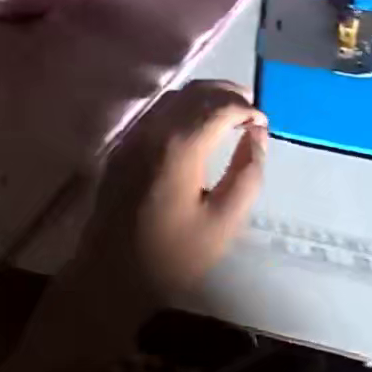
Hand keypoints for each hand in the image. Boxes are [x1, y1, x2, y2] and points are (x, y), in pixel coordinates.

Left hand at [64, 80, 267, 315]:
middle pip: (196, 92)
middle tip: (251, 105)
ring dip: (205, 95)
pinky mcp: (122, 146)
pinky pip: (157, 110)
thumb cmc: (172, 256)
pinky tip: (195, 123)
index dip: (246, 109)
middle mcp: (154, 130)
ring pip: (174, 96)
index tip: (263, 124)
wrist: (108, 279)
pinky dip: (183, 104)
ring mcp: (133, 136)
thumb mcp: (224, 222)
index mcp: (180, 147)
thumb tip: (257, 136)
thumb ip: (247, 173)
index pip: (220, 107)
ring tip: (228, 109)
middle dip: (228, 93)